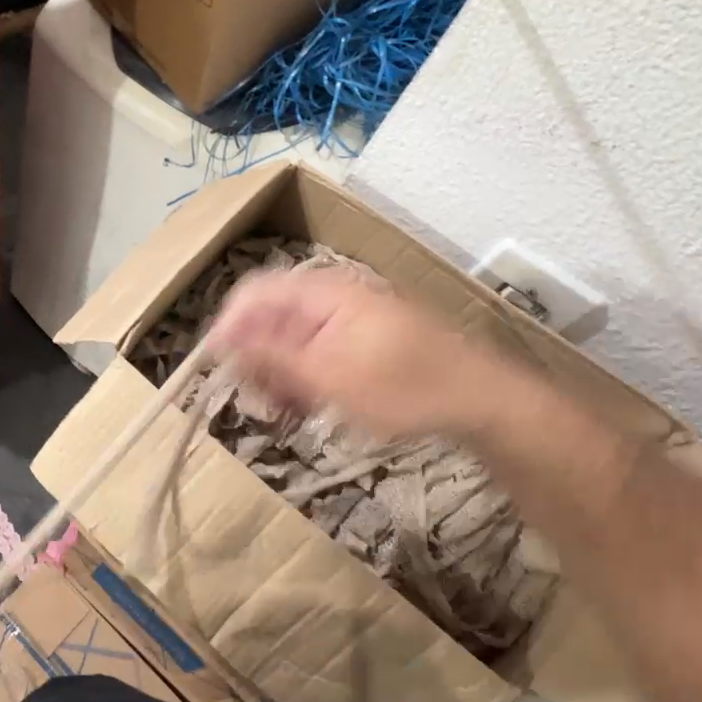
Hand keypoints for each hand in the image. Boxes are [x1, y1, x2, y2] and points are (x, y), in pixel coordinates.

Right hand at [205, 266, 529, 439]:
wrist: (483, 402)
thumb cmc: (406, 389)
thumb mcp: (329, 378)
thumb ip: (271, 356)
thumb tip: (220, 338)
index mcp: (324, 293)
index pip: (254, 293)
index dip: (228, 326)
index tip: (218, 366)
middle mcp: (333, 297)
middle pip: (270, 317)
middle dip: (256, 357)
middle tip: (260, 398)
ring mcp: (349, 319)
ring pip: (290, 338)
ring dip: (279, 373)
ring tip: (288, 409)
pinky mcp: (362, 340)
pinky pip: (315, 351)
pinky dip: (304, 377)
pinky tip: (310, 406)